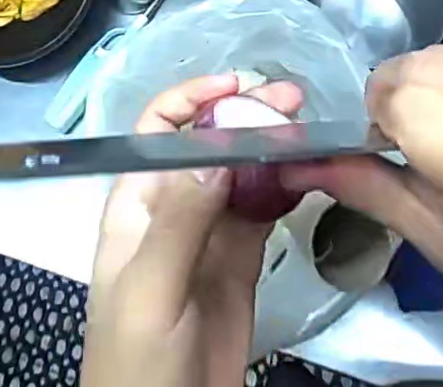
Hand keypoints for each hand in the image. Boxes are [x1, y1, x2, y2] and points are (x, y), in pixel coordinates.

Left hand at [83, 73, 304, 386]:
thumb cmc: (135, 359)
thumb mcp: (151, 288)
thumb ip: (182, 221)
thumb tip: (217, 153)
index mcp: (138, 201)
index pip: (158, 130)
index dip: (191, 100)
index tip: (233, 85)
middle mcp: (173, 206)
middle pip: (209, 145)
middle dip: (244, 116)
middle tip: (291, 99)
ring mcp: (209, 232)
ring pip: (241, 175)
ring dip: (270, 148)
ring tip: (307, 127)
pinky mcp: (239, 260)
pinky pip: (262, 212)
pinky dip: (283, 189)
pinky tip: (307, 172)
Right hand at [279, 45, 442, 350]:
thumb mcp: (433, 243)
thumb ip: (362, 187)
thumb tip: (291, 161)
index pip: (407, 101)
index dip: (377, 114)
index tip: (379, 144)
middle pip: (420, 66)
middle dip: (391, 91)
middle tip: (398, 135)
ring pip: (441, 53)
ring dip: (416, 78)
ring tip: (428, 122)